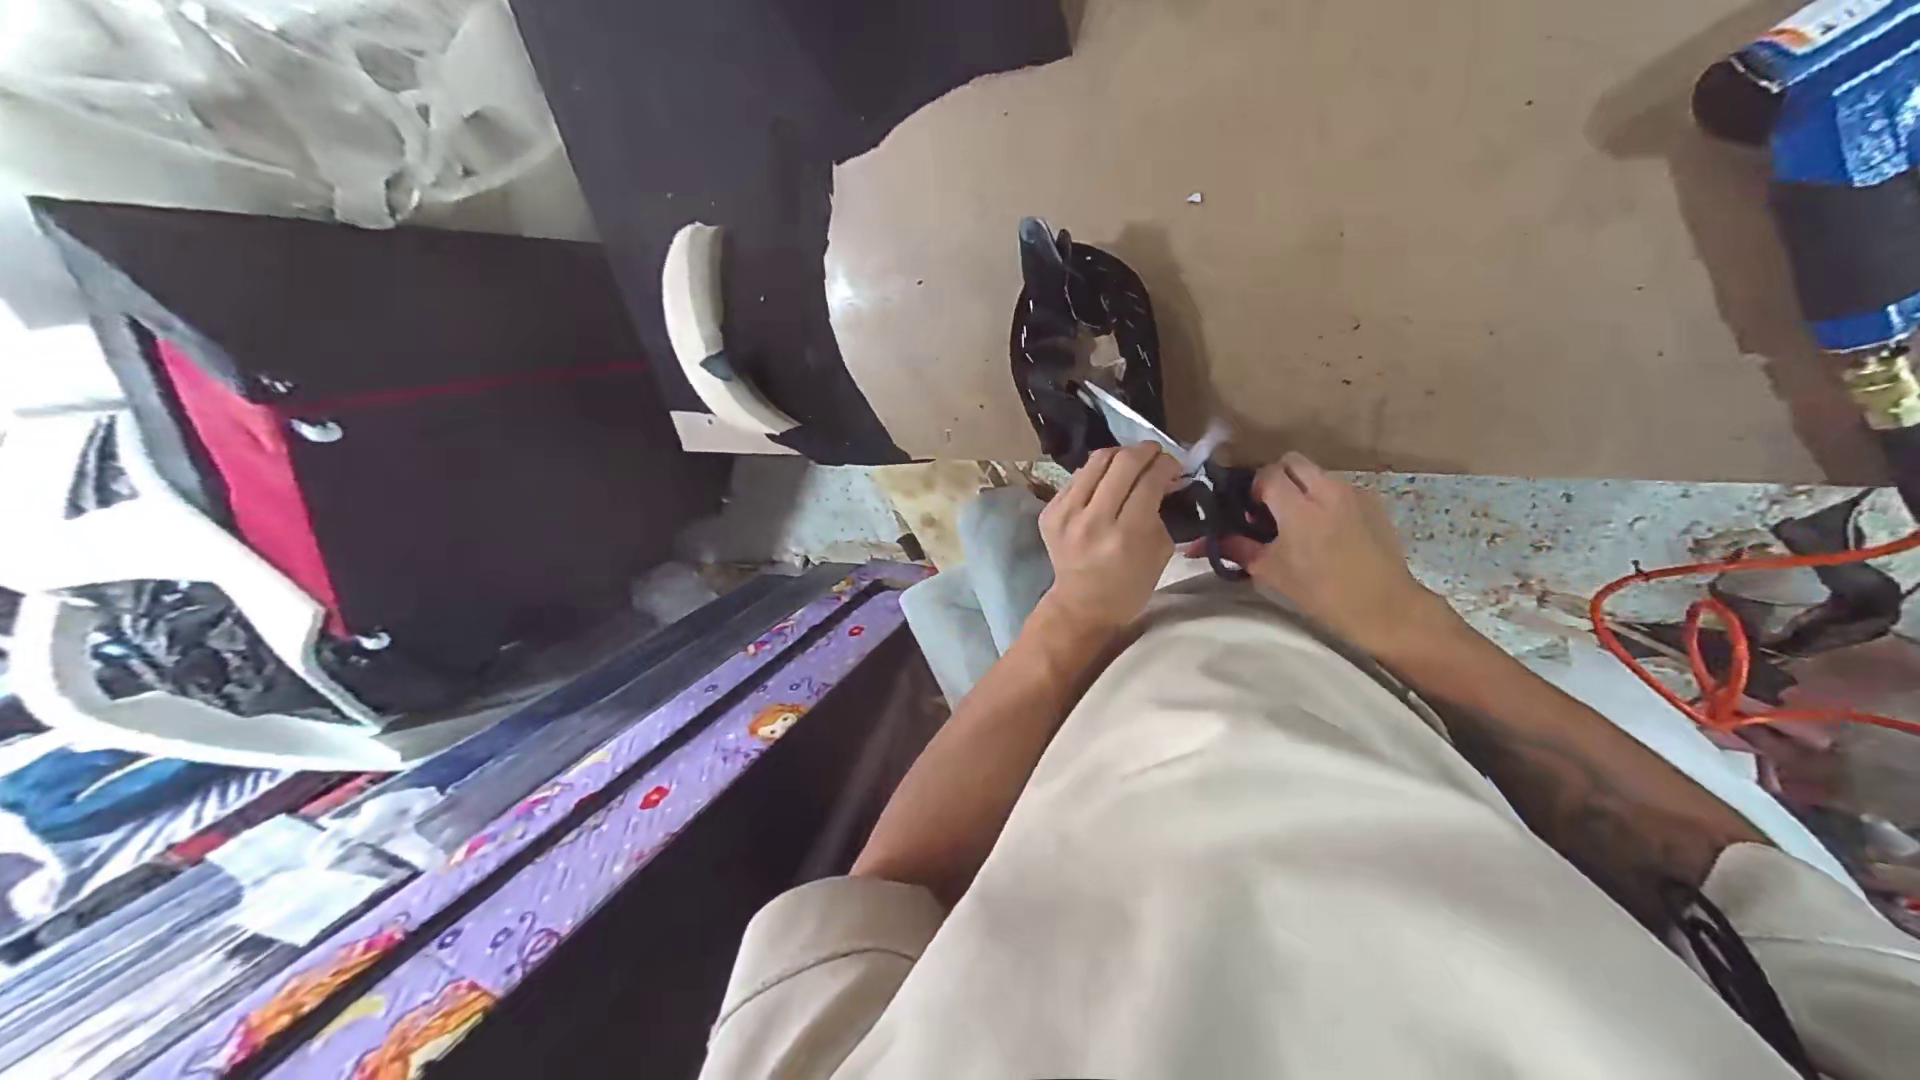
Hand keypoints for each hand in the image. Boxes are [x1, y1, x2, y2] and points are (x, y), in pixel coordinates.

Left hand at [1038, 444, 1181, 631]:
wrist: (1081, 605)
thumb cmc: (1129, 585)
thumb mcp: (1159, 552)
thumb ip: (1161, 511)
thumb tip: (1163, 478)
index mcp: (1125, 536)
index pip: (1148, 481)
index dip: (1165, 465)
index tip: (1174, 464)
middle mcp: (1092, 521)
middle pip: (1122, 462)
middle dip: (1144, 451)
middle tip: (1155, 454)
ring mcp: (1065, 515)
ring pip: (1095, 461)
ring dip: (1119, 455)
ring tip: (1131, 462)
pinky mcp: (1049, 512)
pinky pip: (1077, 477)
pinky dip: (1096, 474)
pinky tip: (1106, 482)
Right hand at [1215, 452, 1455, 658]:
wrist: (1383, 606)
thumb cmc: (1320, 591)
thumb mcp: (1270, 571)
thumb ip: (1237, 548)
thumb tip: (1203, 543)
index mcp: (1298, 507)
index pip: (1267, 473)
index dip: (1254, 488)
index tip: (1252, 511)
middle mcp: (1327, 490)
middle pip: (1293, 461)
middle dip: (1277, 477)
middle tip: (1271, 507)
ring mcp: (1354, 493)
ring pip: (1317, 473)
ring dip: (1302, 487)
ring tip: (1300, 519)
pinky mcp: (1373, 502)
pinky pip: (1340, 488)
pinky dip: (1326, 498)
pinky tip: (1327, 528)